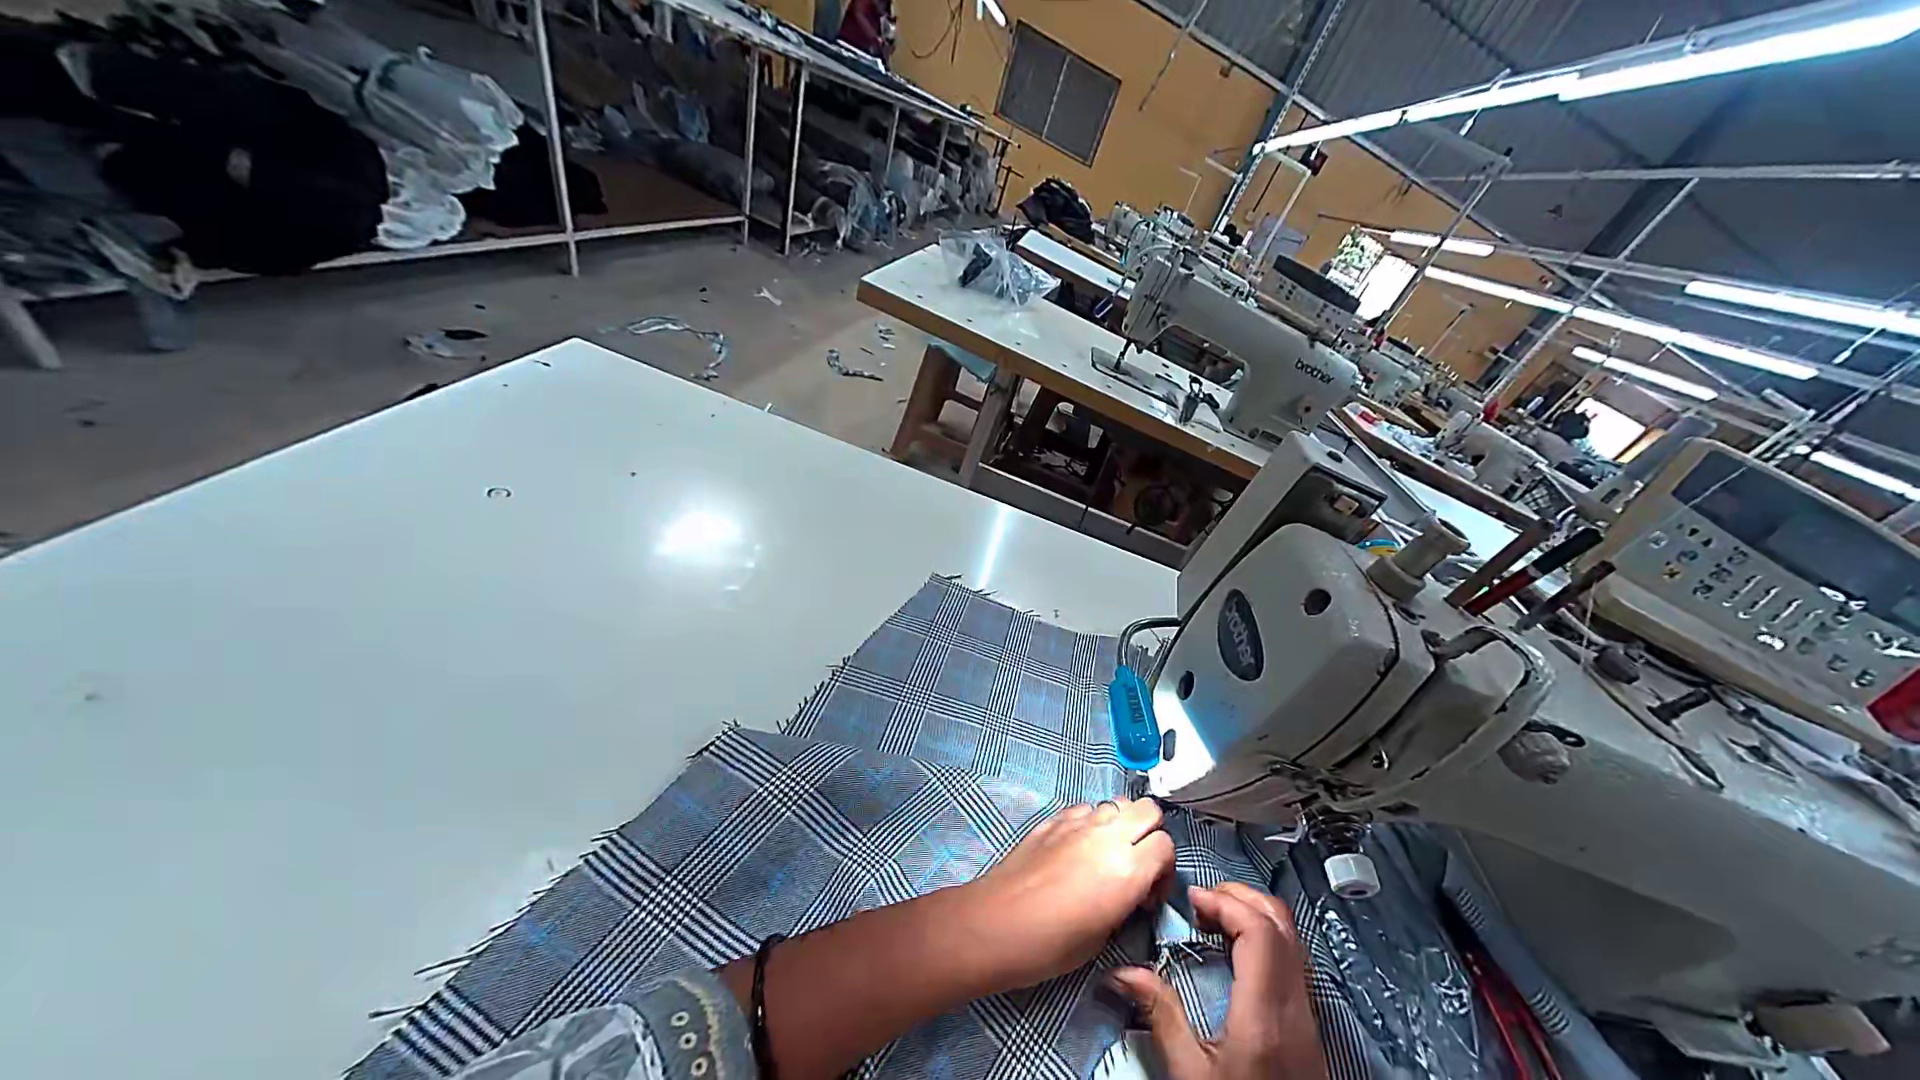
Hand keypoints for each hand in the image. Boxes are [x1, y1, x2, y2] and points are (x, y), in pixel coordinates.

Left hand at [957, 798, 1174, 991]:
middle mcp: (1106, 836)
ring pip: (1116, 803)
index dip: (1164, 869)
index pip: (1166, 845)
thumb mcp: (1105, 934)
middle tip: (1137, 865)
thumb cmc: (1052, 944)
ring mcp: (1077, 822)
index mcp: (1127, 868)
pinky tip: (1077, 849)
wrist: (997, 923)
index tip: (1148, 894)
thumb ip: (1127, 899)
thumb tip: (1131, 889)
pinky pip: (1085, 810)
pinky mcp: (1052, 820)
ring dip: (1120, 824)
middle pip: (1147, 809)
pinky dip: (1091, 823)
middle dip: (1149, 833)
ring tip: (1107, 855)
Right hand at [1109, 884, 1327, 1079]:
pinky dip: (1264, 935)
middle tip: (1201, 901)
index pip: (1259, 931)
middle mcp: (1295, 1007)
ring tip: (1214, 918)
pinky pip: (1293, 959)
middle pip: (1281, 923)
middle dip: (1240, 897)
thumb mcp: (1190, 1074)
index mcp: (1265, 1014)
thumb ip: (1161, 1016)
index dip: (1226, 902)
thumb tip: (1123, 972)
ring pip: (1292, 938)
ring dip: (1253, 913)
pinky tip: (1234, 950)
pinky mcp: (1309, 1025)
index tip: (1192, 900)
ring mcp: (1308, 1016)